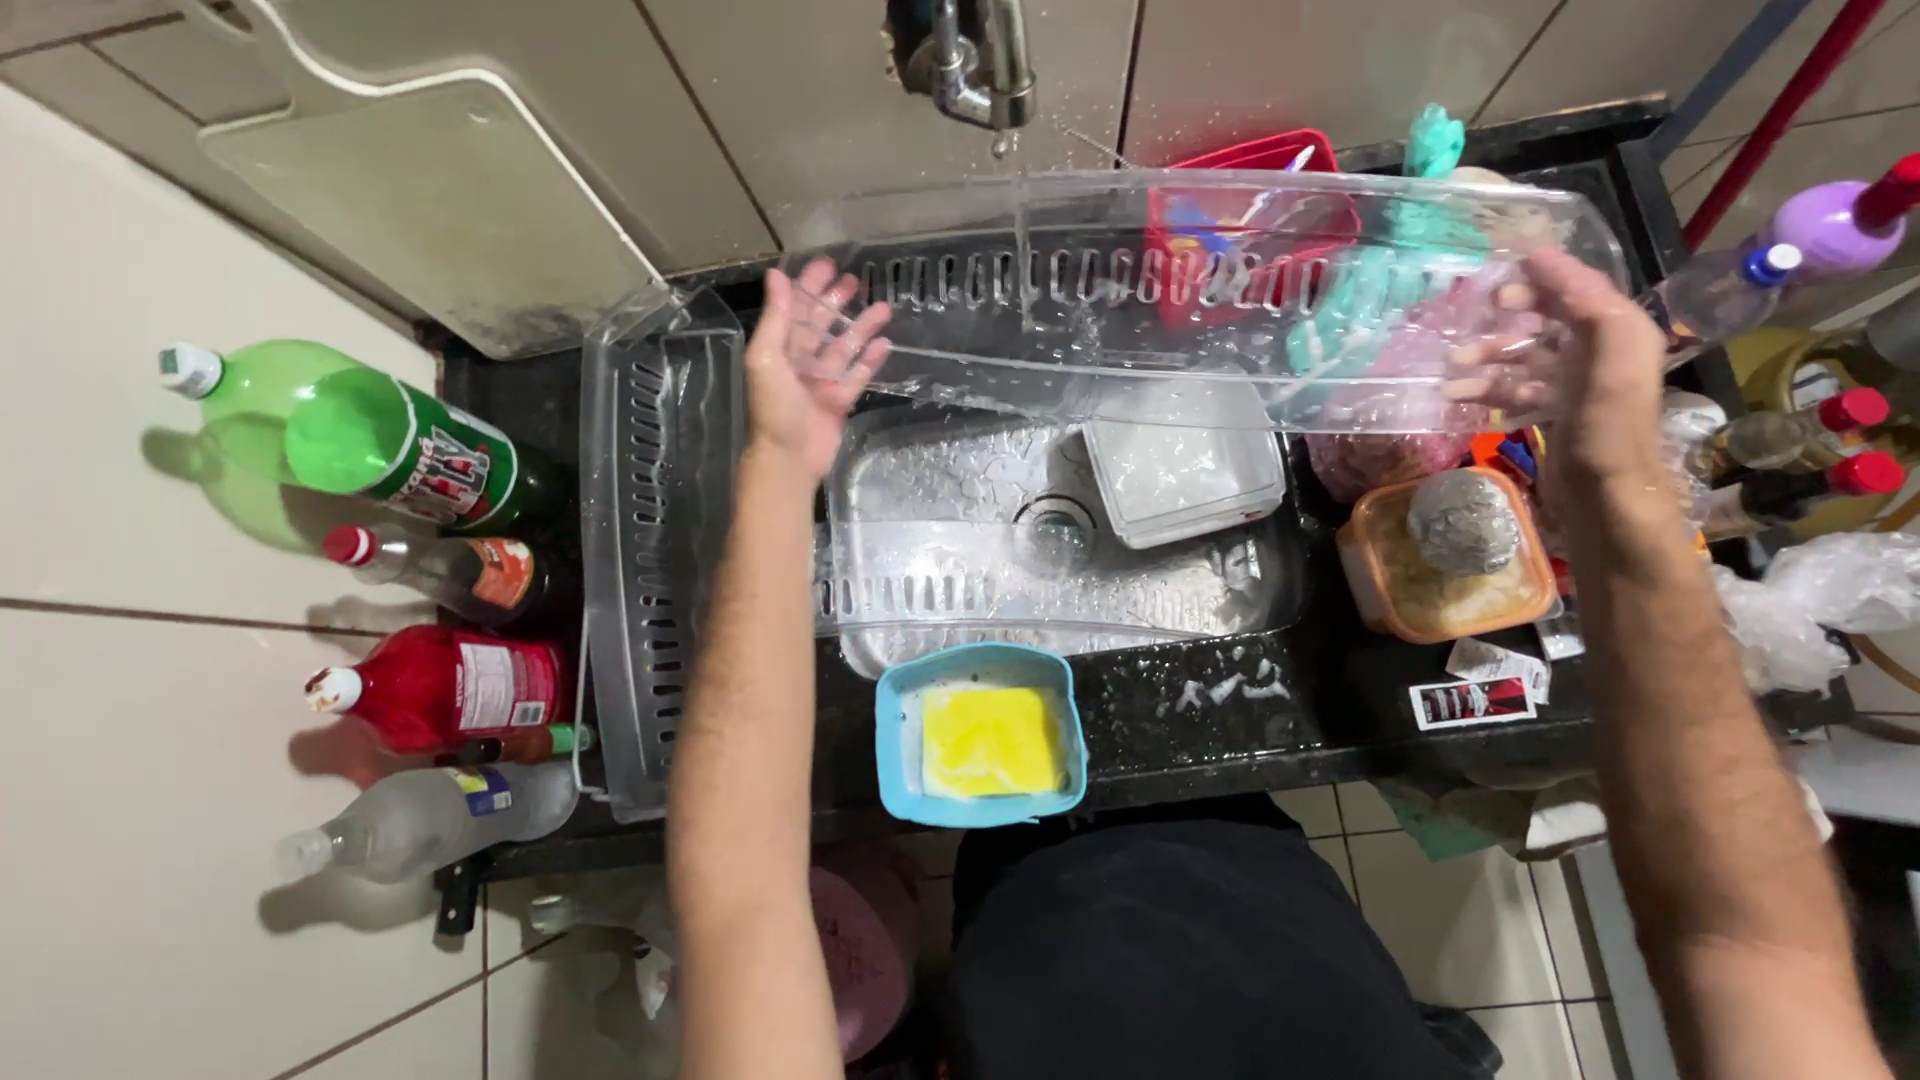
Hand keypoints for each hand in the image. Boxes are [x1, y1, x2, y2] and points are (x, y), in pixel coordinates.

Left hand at [742, 258, 891, 481]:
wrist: (788, 459)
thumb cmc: (773, 409)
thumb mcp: (766, 358)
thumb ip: (775, 319)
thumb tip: (776, 276)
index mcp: (779, 349)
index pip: (795, 310)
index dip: (809, 287)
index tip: (827, 265)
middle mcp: (800, 362)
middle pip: (820, 325)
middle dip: (836, 302)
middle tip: (855, 280)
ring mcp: (821, 381)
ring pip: (844, 347)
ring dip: (861, 327)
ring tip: (883, 308)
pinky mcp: (840, 401)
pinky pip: (857, 375)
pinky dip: (870, 360)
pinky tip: (884, 343)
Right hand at [1448, 248, 1669, 491]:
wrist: (1604, 500)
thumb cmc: (1606, 433)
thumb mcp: (1609, 366)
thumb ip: (1591, 310)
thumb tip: (1546, 265)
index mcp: (1620, 334)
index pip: (1581, 289)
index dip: (1546, 274)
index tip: (1503, 268)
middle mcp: (1600, 353)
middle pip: (1549, 318)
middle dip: (1509, 316)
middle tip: (1475, 315)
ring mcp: (1575, 385)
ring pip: (1525, 355)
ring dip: (1488, 356)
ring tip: (1452, 365)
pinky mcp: (1554, 412)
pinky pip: (1515, 388)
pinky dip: (1486, 388)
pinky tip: (1456, 396)